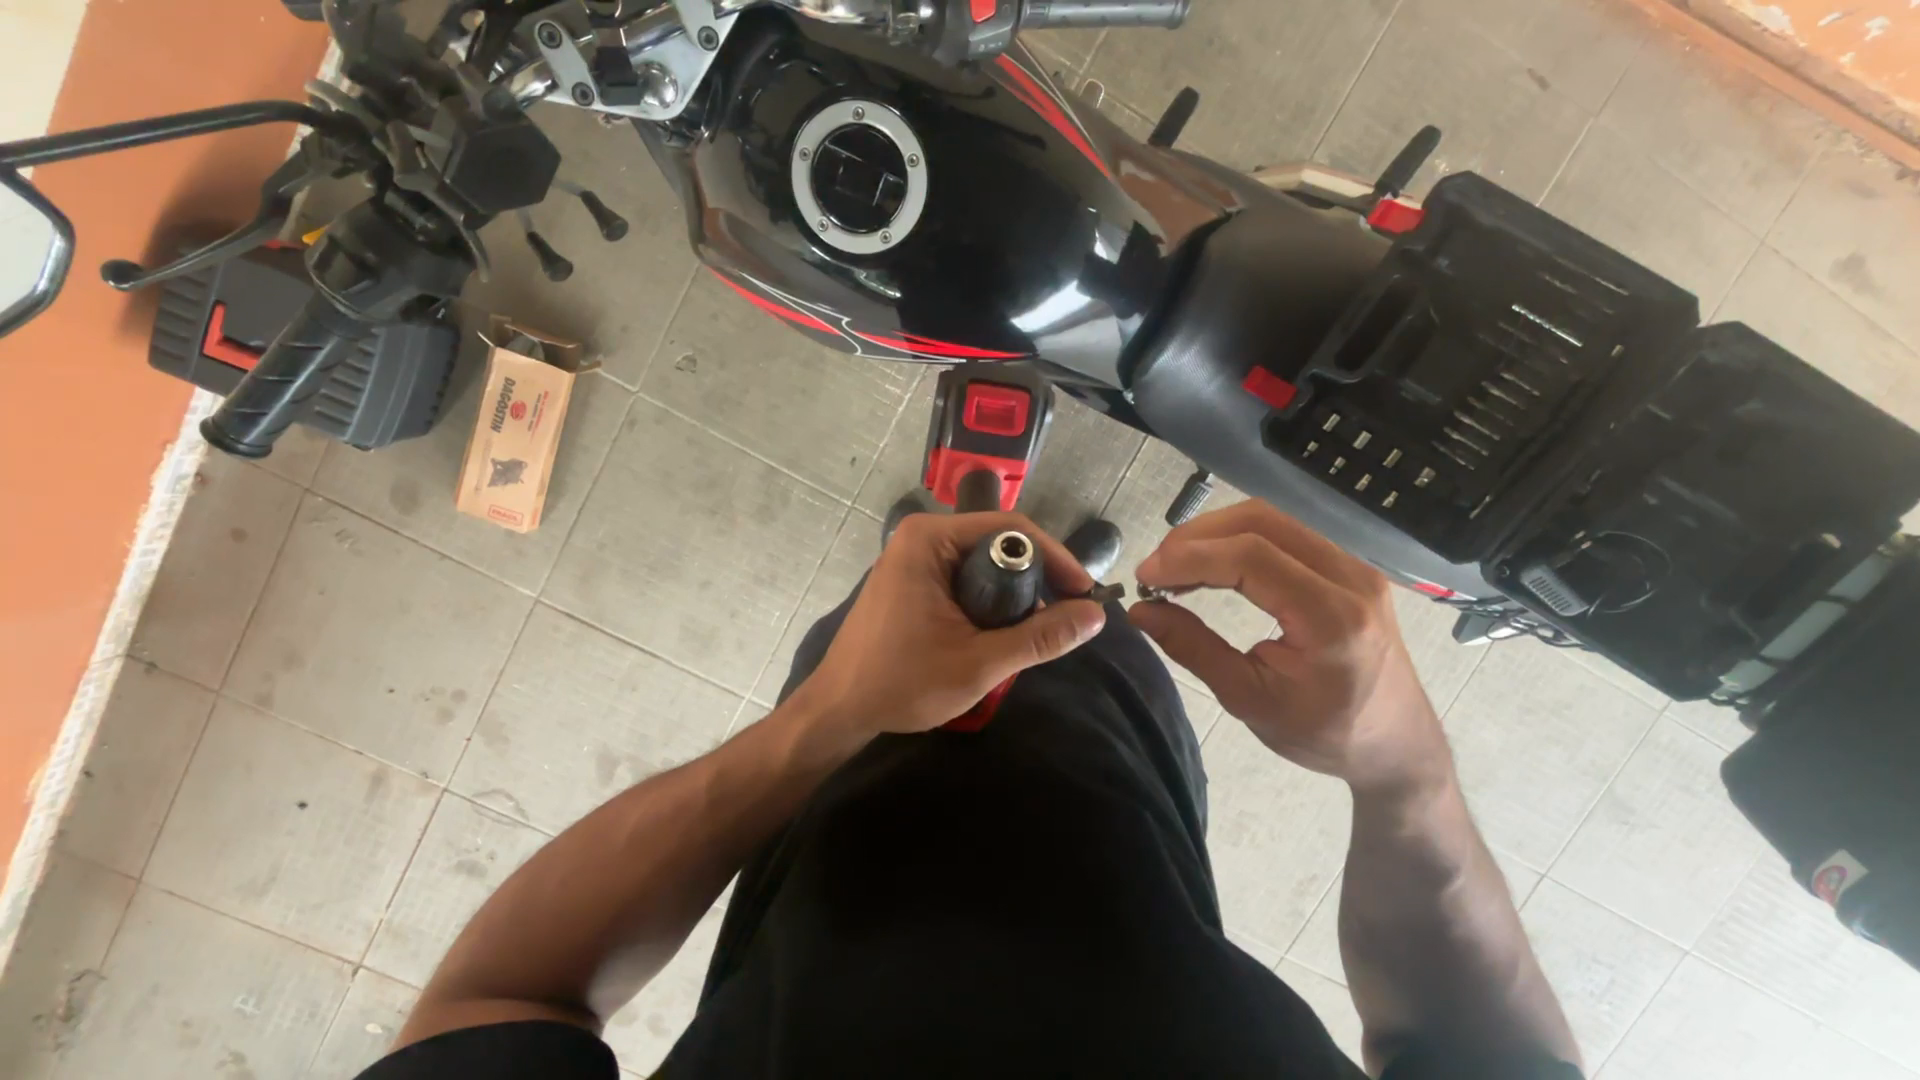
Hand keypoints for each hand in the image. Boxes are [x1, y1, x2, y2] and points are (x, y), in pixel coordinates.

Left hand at [797, 511, 1107, 737]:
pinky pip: (964, 578)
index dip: (1055, 559)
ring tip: (1036, 630)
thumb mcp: (980, 663)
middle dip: (1035, 579)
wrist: (839, 710)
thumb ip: (1040, 637)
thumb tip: (1096, 616)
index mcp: (929, 539)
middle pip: (998, 543)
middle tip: (1063, 617)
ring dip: (1012, 595)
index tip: (1084, 594)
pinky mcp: (910, 581)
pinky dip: (988, 601)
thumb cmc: (902, 683)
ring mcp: (912, 558)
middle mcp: (920, 537)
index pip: (1011, 529)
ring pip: (982, 563)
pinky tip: (1001, 632)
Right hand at [1129, 502, 1448, 794]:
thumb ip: (1194, 649)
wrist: (1396, 743)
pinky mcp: (1351, 564)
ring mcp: (1356, 565)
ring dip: (1216, 532)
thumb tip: (1141, 611)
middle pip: (1262, 521)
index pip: (1253, 557)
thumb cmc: (1324, 733)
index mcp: (1332, 618)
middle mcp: (1351, 578)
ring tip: (1177, 566)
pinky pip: (1288, 530)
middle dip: (1197, 536)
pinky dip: (1241, 537)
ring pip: (1274, 517)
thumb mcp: (1249, 700)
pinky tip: (1213, 562)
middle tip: (1157, 569)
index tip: (1146, 577)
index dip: (1191, 557)